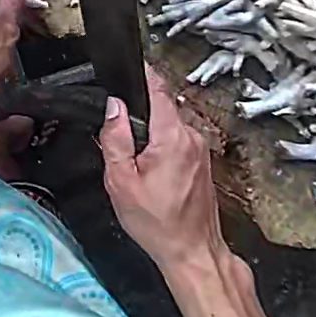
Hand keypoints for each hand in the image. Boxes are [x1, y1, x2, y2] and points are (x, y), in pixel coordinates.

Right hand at [100, 67, 228, 275]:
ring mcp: (200, 150)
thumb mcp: (120, 179)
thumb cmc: (157, 222)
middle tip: (117, 136)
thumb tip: (114, 106)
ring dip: (148, 132)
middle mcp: (192, 138)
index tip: (131, 64)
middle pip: (160, 106)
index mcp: (172, 138)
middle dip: (137, 113)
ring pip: (167, 123)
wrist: (192, 253)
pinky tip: (148, 169)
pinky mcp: (202, 161)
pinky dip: (158, 144)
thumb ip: (115, 137)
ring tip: (132, 160)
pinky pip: (175, 138)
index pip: (158, 90)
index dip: (143, 74)